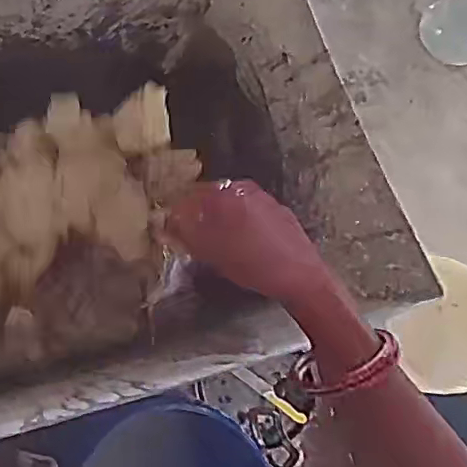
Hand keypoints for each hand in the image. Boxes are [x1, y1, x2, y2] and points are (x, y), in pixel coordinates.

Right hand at [165, 179, 334, 307]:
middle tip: (187, 231)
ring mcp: (262, 197)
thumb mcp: (212, 255)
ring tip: (212, 236)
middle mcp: (242, 190)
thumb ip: (186, 236)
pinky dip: (236, 217)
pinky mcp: (277, 208)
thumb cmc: (253, 267)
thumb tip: (165, 227)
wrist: (301, 276)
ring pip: (228, 200)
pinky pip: (247, 208)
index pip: (187, 197)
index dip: (174, 212)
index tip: (167, 225)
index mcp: (223, 197)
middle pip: (207, 194)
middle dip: (194, 210)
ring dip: (215, 214)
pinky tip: (239, 238)